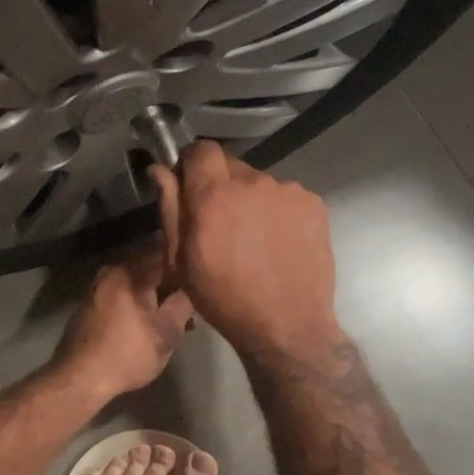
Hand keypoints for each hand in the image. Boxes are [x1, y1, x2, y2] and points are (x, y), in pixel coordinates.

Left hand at [50, 251, 195, 397]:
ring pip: (136, 286)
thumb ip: (183, 303)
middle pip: (150, 271)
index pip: (166, 256)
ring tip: (177, 321)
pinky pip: (122, 297)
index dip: (188, 267)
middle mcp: (111, 273)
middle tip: (193, 306)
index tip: (203, 280)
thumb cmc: (128, 352)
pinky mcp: (91, 306)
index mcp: (130, 272)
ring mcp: (97, 288)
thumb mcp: (167, 331)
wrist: (81, 377)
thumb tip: (192, 287)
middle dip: (173, 287)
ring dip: (156, 300)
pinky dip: (138, 306)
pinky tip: (150, 326)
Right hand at [149, 141, 340, 355]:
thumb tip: (159, 170)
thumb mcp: (181, 259)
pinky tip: (276, 243)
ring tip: (252, 239)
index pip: (201, 149)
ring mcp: (288, 191)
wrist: (287, 325)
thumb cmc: (223, 297)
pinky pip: (285, 197)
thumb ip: (170, 207)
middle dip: (220, 186)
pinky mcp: (314, 204)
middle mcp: (253, 182)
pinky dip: (277, 212)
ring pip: (259, 183)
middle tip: (220, 223)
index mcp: (214, 194)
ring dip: (250, 201)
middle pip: (231, 166)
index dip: (192, 163)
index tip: (189, 184)